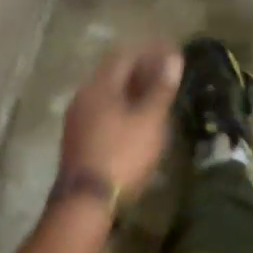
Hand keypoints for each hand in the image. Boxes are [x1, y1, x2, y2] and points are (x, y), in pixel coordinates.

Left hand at [58, 41, 184, 200]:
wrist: (85, 203)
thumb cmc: (122, 155)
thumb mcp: (149, 120)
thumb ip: (161, 87)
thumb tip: (174, 56)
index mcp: (100, 86)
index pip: (125, 54)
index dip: (150, 49)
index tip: (172, 49)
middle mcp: (84, 96)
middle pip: (114, 72)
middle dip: (142, 67)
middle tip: (167, 70)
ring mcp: (78, 119)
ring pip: (109, 92)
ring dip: (132, 88)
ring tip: (157, 93)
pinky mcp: (79, 139)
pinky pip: (104, 109)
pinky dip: (124, 105)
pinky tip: (138, 117)